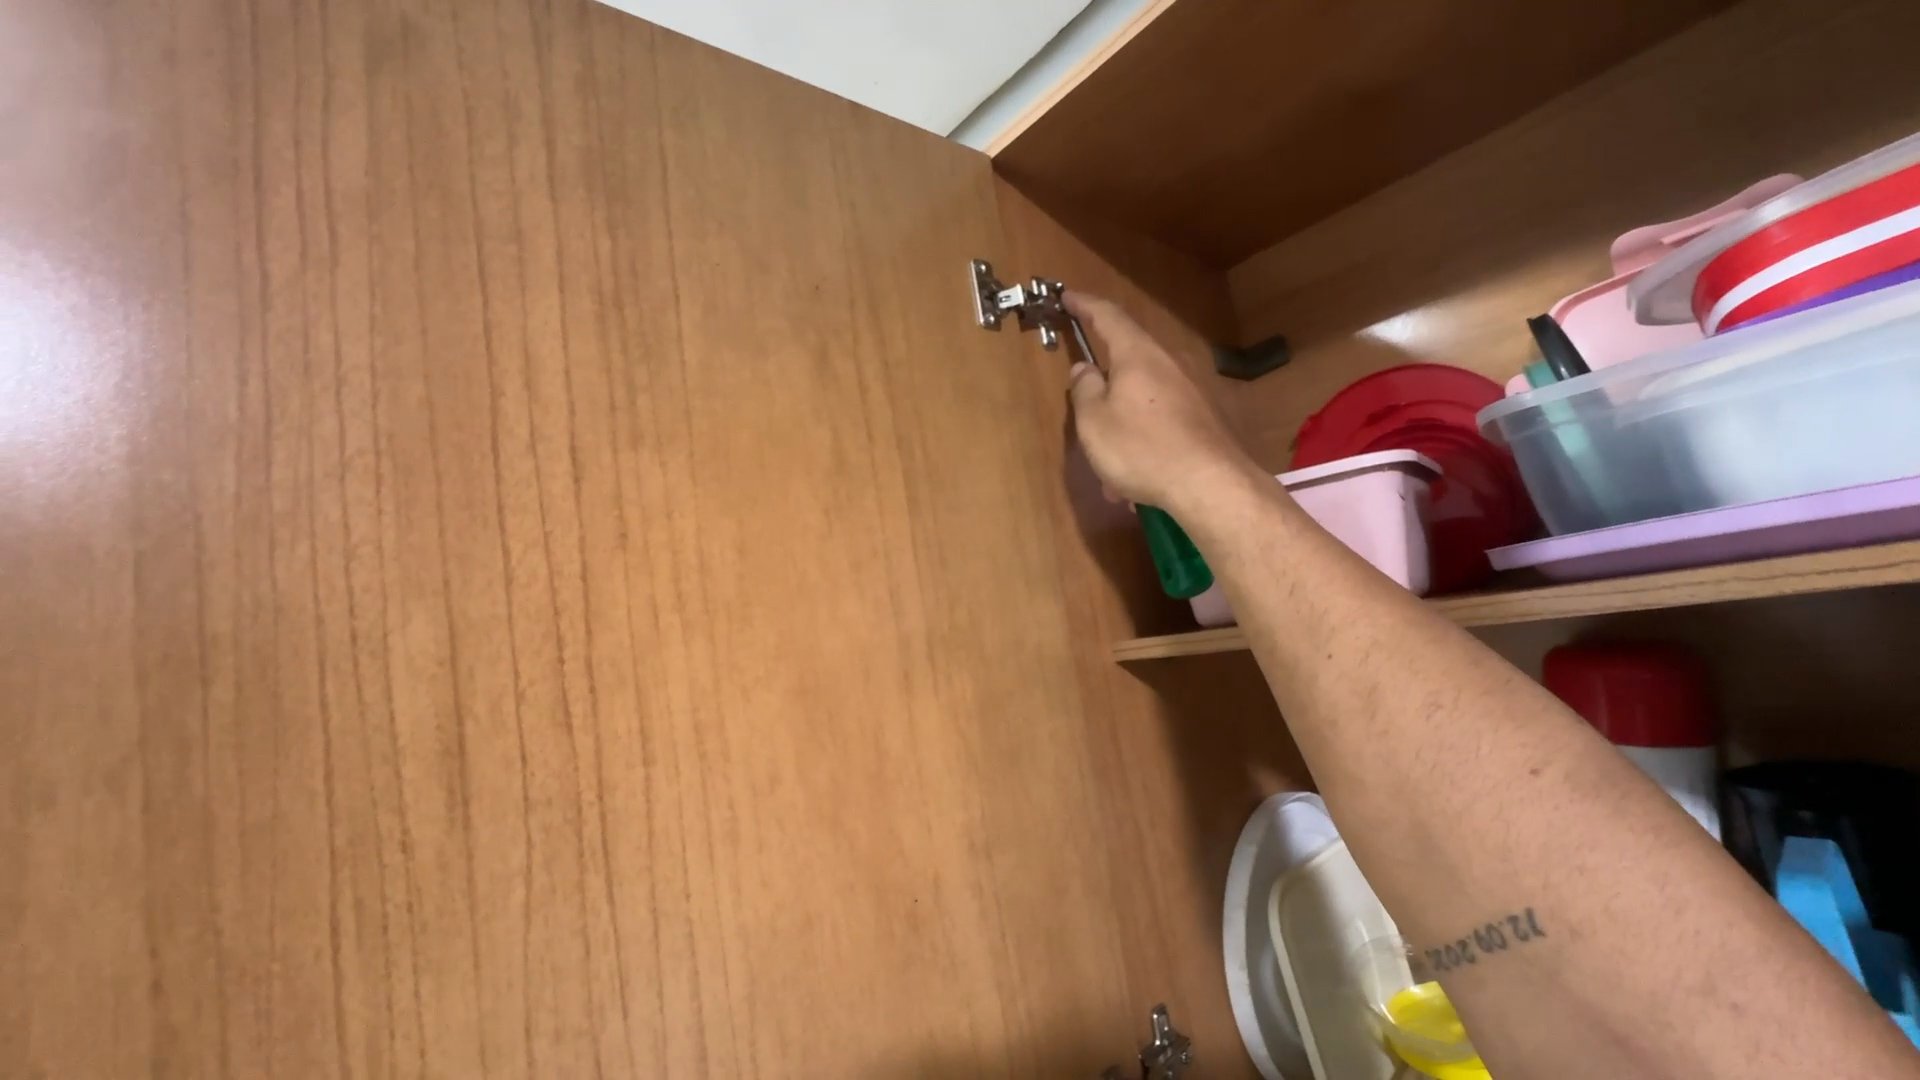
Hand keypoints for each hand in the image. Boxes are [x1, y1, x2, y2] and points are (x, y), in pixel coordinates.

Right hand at [1064, 291, 1255, 510]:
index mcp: (1137, 355)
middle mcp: (1169, 363)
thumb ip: (1084, 389)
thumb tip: (1084, 368)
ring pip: (1143, 402)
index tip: (1068, 297)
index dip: (1085, 305)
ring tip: (1110, 472)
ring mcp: (1192, 391)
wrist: (1209, 485)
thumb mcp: (1094, 421)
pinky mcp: (1205, 419)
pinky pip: (1162, 424)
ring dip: (1122, 430)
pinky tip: (1136, 483)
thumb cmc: (1141, 449)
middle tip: (1085, 412)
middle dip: (1104, 390)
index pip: (1109, 316)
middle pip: (1128, 362)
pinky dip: (1143, 445)